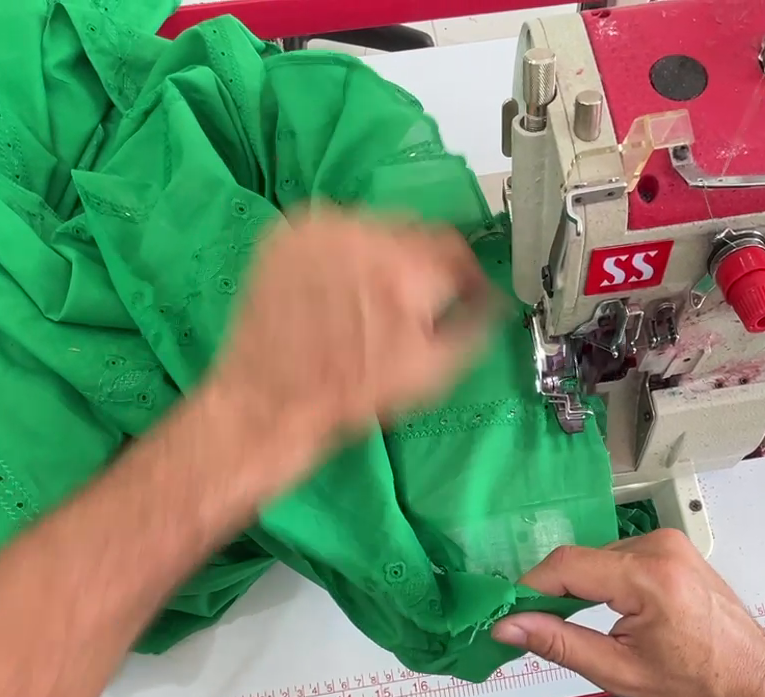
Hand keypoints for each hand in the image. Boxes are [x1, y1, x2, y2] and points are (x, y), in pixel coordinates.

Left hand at [215, 206, 492, 438]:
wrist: (271, 399)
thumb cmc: (351, 394)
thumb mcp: (429, 373)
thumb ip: (472, 328)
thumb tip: (493, 301)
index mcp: (406, 271)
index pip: (455, 247)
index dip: (465, 272)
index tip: (463, 289)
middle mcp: (364, 236)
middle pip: (416, 233)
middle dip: (422, 265)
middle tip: (412, 303)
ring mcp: (321, 230)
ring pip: (374, 229)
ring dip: (382, 256)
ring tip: (369, 300)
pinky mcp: (289, 234)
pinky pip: (334, 231)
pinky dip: (344, 254)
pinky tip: (337, 289)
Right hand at [492, 530, 764, 696]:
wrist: (753, 679)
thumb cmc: (692, 683)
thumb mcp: (618, 671)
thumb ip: (558, 643)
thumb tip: (506, 626)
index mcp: (648, 576)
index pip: (567, 564)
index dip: (530, 588)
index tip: (509, 614)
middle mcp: (659, 545)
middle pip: (581, 558)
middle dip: (555, 591)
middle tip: (540, 628)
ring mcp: (669, 541)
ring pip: (598, 556)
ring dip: (581, 586)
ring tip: (581, 624)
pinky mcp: (674, 546)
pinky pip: (620, 555)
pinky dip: (604, 579)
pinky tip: (610, 609)